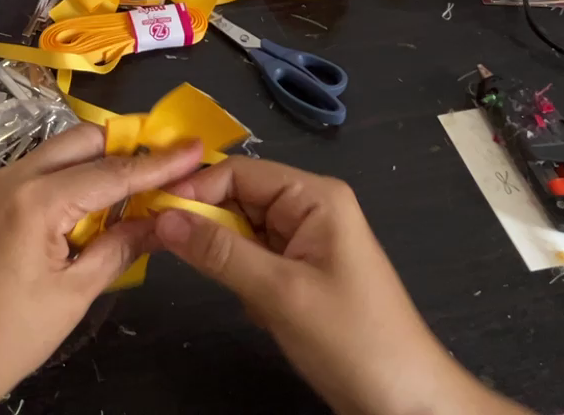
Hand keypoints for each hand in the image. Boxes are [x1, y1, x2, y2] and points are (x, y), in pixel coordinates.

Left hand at [0, 124, 203, 414]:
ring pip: (56, 152)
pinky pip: (36, 171)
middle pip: (80, 141)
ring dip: (95, 161)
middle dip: (124, 147)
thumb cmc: (6, 337)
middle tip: (165, 162)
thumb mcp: (74, 295)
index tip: (196, 147)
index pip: (110, 172)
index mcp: (35, 200)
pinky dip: (67, 177)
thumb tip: (162, 220)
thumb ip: (120, 247)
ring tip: (134, 185)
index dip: (157, 163)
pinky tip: (88, 203)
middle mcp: (11, 176)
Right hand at [155, 158, 530, 414]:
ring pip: (241, 231)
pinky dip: (243, 280)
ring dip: (227, 259)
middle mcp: (308, 207)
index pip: (237, 172)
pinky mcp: (301, 272)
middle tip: (170, 249)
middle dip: (209, 226)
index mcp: (313, 195)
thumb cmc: (353, 340)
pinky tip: (257, 309)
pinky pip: (254, 259)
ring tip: (239, 293)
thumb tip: (162, 217)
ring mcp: (305, 240)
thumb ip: (218, 252)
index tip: (153, 213)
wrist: (410, 407)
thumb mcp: (279, 293)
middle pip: (237, 198)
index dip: (194, 189)